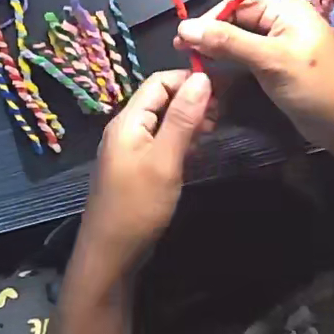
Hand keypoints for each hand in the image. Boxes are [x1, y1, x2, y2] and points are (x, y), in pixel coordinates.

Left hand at [78, 70, 214, 279]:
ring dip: (188, 119)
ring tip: (215, 127)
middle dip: (191, 98)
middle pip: (160, 99)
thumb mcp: (164, 159)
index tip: (222, 87)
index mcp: (128, 121)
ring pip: (162, 121)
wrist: (110, 255)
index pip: (158, 82)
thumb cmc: (137, 205)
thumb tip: (202, 77)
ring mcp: (130, 150)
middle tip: (223, 111)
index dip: (189, 79)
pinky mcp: (137, 169)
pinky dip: (181, 139)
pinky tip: (198, 149)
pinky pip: (161, 142)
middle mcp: (126, 129)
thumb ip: (182, 118)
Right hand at [175, 0, 333, 142]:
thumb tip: (185, 26)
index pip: (237, 4)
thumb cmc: (315, 87)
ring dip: (216, 50)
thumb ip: (228, 42)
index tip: (182, 38)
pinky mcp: (277, 67)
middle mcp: (282, 22)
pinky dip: (228, 63)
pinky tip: (211, 71)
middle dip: (209, 34)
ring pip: (239, 41)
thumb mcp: (270, 60)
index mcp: (285, 10)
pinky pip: (246, 58)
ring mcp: (280, 46)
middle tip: (181, 51)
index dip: (208, 18)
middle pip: (236, 20)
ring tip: (191, 62)